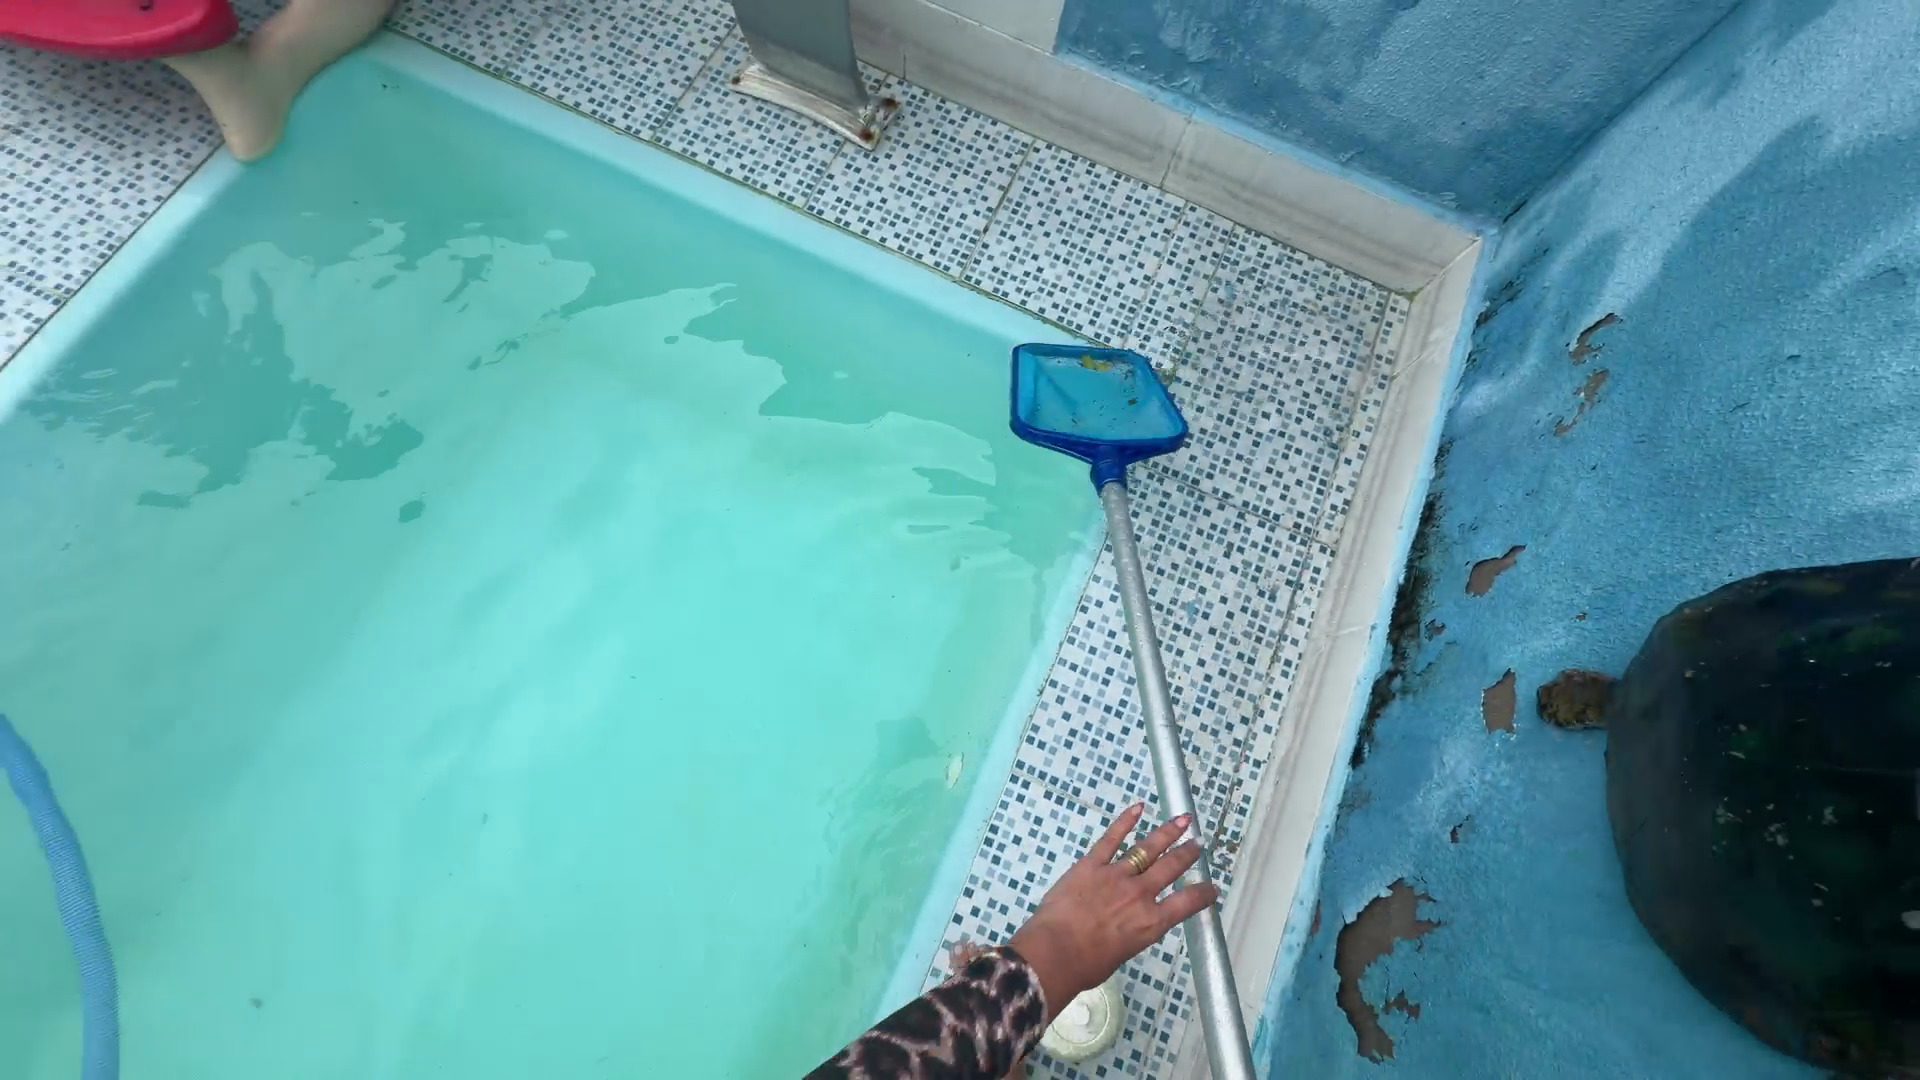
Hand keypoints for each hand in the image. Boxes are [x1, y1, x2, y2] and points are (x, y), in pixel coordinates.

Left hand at [1008, 803, 1219, 1019]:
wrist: (1056, 950)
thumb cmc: (1087, 964)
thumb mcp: (1122, 954)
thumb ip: (1130, 934)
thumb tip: (1126, 924)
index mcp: (1150, 923)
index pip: (1186, 904)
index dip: (1202, 894)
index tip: (1212, 887)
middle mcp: (1139, 894)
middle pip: (1170, 868)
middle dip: (1187, 854)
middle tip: (1198, 843)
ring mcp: (1116, 874)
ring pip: (1147, 848)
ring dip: (1167, 833)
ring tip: (1182, 820)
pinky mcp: (1092, 863)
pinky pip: (1112, 838)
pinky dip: (1125, 821)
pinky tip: (1138, 807)